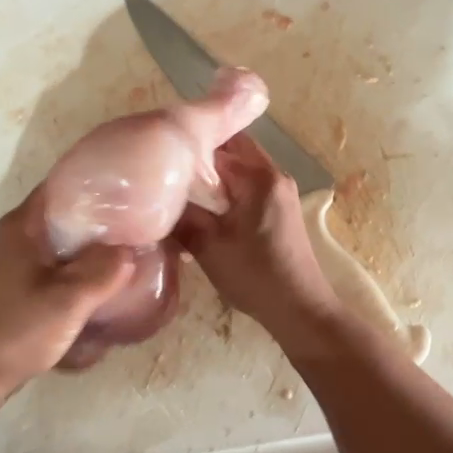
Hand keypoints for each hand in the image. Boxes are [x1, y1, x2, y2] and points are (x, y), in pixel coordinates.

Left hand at [0, 191, 135, 396]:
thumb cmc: (17, 332)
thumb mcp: (68, 301)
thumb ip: (104, 271)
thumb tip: (133, 248)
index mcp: (22, 225)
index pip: (63, 183)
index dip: (97, 180)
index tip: (132, 185)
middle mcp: (16, 234)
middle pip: (65, 210)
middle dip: (101, 213)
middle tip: (141, 218)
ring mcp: (14, 259)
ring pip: (61, 238)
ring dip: (91, 241)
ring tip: (130, 245)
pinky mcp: (17, 282)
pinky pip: (56, 260)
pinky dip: (79, 261)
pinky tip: (104, 276)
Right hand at [174, 135, 340, 339]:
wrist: (299, 309)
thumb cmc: (255, 275)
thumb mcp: (208, 246)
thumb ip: (181, 216)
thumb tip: (153, 197)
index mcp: (260, 176)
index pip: (219, 142)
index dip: (188, 146)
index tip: (160, 157)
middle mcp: (274, 175)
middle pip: (232, 151)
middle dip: (200, 159)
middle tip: (166, 172)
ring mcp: (280, 192)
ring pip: (239, 170)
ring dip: (212, 176)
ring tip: (179, 190)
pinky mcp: (279, 209)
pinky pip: (247, 187)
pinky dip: (225, 191)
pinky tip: (203, 209)